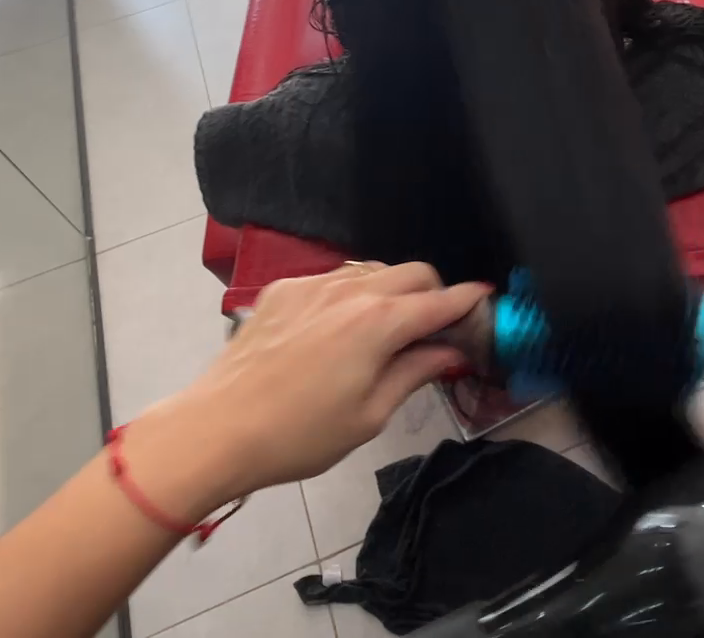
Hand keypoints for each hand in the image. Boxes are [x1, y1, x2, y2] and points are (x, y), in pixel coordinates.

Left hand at [123, 262, 490, 521]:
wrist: (218, 427)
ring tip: (382, 329)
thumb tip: (450, 352)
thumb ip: (414, 372)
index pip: (439, 301)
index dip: (468, 299)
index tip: (485, 297)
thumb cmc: (301, 434)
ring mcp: (314, 282)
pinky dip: (350, 294)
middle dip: (432, 292)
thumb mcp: (369, 415)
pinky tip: (335, 329)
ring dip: (391, 290)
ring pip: (373, 270)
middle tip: (432, 327)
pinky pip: (334, 278)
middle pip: (412, 271)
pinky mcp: (284, 287)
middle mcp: (351, 288)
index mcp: (379, 322)